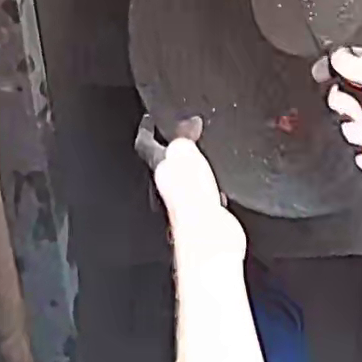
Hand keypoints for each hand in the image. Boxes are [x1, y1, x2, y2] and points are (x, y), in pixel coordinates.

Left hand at [140, 116, 246, 263]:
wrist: (210, 241)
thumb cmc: (192, 202)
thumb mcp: (185, 154)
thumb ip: (183, 138)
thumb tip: (188, 125)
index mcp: (161, 168)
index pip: (145, 144)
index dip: (146, 129)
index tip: (148, 119)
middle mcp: (169, 186)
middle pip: (165, 161)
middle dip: (172, 147)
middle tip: (181, 132)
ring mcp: (185, 202)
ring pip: (184, 177)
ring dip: (191, 166)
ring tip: (199, 153)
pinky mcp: (204, 215)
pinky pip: (203, 193)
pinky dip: (208, 185)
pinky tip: (216, 184)